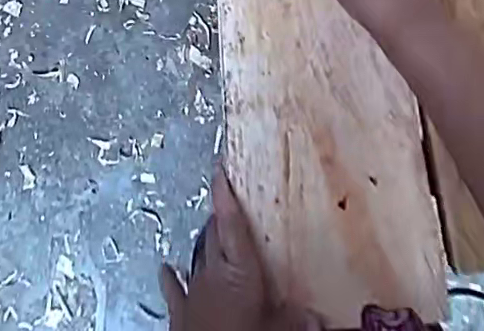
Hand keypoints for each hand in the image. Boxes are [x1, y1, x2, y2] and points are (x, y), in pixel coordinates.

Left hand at [161, 165, 321, 330]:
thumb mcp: (277, 324)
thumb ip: (295, 314)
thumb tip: (319, 315)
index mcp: (238, 268)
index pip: (231, 221)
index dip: (224, 193)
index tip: (219, 169)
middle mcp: (213, 272)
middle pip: (216, 232)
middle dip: (222, 215)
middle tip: (230, 201)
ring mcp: (193, 290)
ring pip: (198, 253)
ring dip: (206, 241)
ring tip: (210, 227)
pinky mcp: (178, 312)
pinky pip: (173, 286)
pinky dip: (170, 275)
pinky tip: (164, 268)